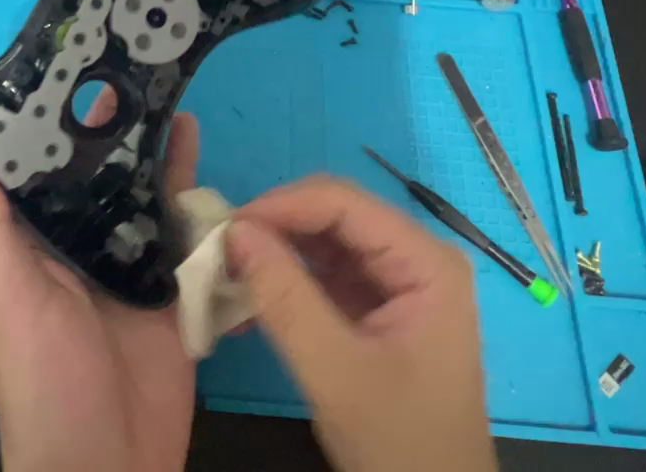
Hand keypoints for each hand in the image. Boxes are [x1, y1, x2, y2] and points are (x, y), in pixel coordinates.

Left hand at [0, 105, 199, 471]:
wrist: (110, 458)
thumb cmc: (43, 377)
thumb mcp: (10, 301)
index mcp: (32, 247)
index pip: (37, 176)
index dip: (47, 129)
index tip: (62, 76)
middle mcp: (79, 246)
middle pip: (95, 177)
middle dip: (109, 130)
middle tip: (126, 72)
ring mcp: (128, 261)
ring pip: (139, 192)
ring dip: (150, 148)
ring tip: (163, 93)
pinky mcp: (170, 280)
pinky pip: (180, 225)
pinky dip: (189, 186)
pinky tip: (196, 145)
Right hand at [228, 176, 494, 471]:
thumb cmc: (400, 442)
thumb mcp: (337, 372)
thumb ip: (286, 298)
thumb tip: (236, 232)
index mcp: (425, 260)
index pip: (344, 203)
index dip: (283, 205)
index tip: (228, 227)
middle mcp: (413, 256)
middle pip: (333, 215)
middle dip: (275, 227)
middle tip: (221, 249)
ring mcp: (393, 280)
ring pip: (321, 240)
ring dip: (273, 252)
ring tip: (226, 273)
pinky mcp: (372, 304)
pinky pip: (320, 272)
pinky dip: (283, 281)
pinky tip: (247, 301)